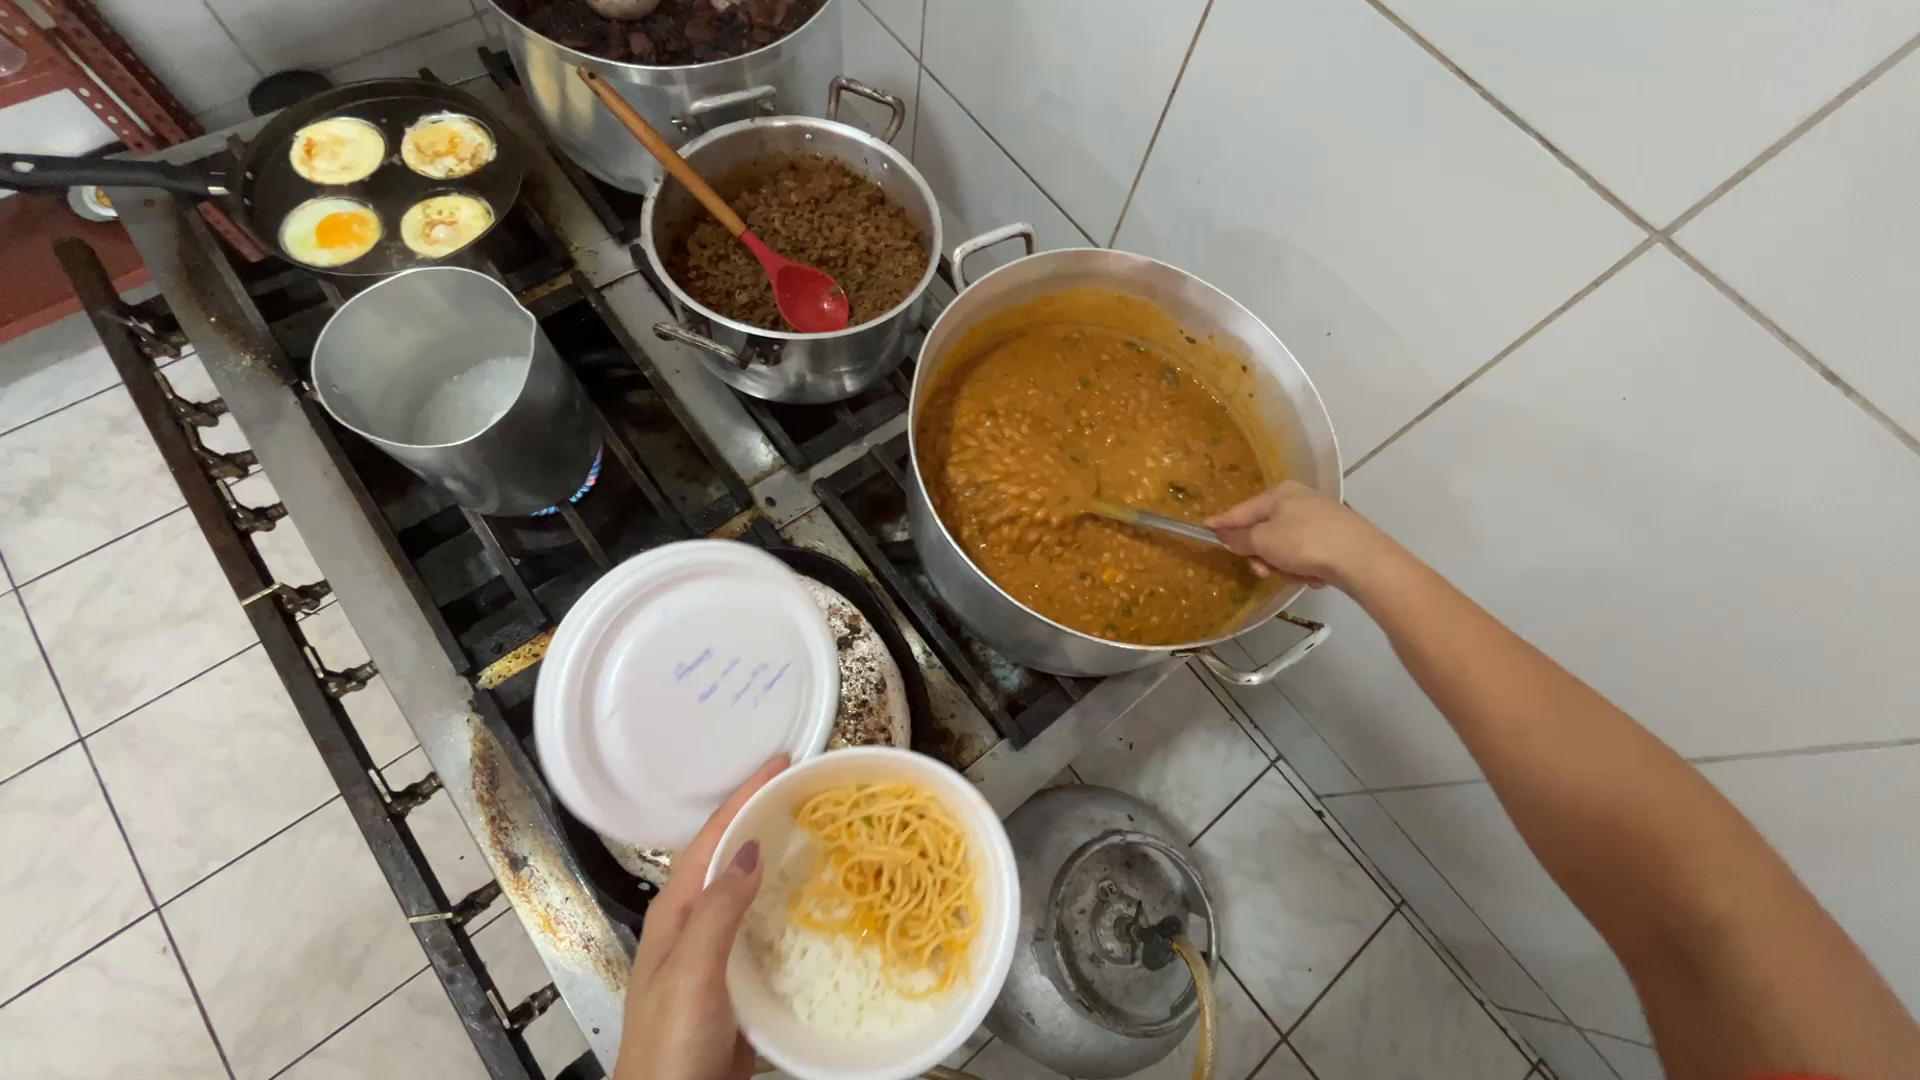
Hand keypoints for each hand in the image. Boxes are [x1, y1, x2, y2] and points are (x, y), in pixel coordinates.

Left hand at [613, 756, 787, 1079]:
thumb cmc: (671, 1046)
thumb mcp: (691, 974)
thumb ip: (716, 911)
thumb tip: (749, 849)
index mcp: (675, 910)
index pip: (713, 836)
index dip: (745, 795)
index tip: (781, 762)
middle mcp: (692, 920)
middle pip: (729, 850)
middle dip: (761, 812)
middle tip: (804, 787)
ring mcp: (714, 947)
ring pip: (747, 882)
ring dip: (775, 849)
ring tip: (814, 827)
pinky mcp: (736, 972)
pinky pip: (763, 917)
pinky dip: (785, 893)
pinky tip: (810, 893)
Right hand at [1207, 480, 1387, 588]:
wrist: (1360, 558)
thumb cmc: (1304, 542)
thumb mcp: (1262, 540)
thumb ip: (1239, 538)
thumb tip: (1223, 534)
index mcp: (1279, 493)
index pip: (1240, 510)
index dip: (1222, 523)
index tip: (1204, 529)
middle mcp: (1299, 500)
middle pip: (1263, 531)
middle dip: (1260, 554)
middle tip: (1262, 569)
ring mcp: (1319, 519)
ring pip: (1283, 547)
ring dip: (1282, 565)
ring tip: (1295, 574)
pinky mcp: (1334, 538)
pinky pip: (1305, 555)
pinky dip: (1304, 567)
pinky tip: (1314, 576)